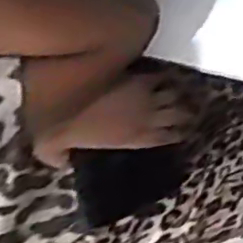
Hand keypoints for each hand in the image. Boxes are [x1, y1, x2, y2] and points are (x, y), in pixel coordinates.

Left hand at [33, 71, 194, 168]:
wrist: (66, 96)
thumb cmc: (57, 128)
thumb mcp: (50, 150)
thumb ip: (61, 159)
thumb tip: (63, 164)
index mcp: (131, 138)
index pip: (165, 138)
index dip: (176, 136)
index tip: (182, 134)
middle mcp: (147, 118)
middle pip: (179, 115)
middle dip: (187, 115)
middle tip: (191, 115)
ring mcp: (147, 97)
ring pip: (176, 96)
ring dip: (180, 96)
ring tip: (184, 96)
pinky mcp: (142, 80)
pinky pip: (162, 78)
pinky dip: (166, 79)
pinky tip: (166, 79)